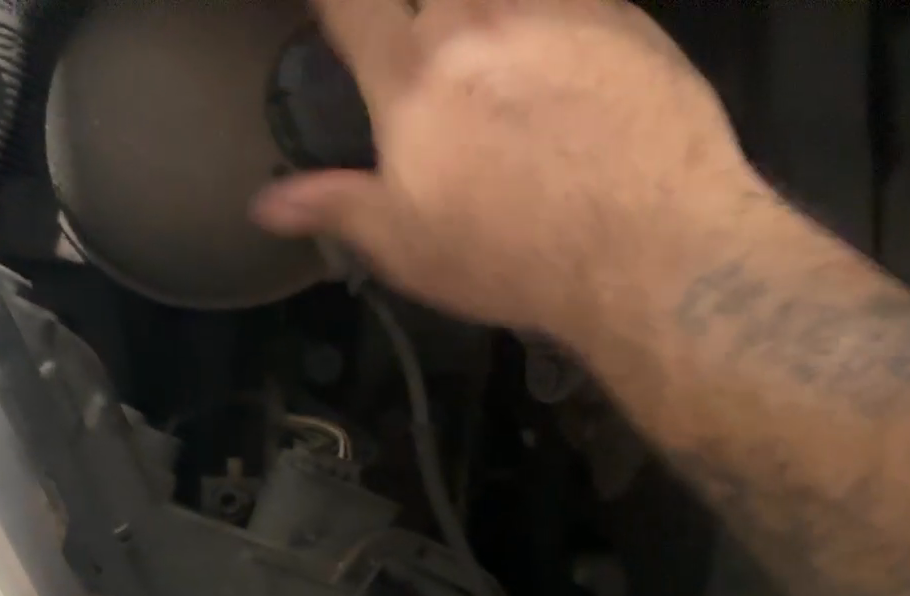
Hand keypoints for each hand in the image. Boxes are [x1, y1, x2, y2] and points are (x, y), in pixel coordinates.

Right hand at [253, 0, 761, 346]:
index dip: (336, 4)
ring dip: (484, 17)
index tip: (336, 12)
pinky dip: (553, 18)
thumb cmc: (509, 256)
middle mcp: (476, 20)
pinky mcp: (619, 14)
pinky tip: (558, 61)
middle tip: (422, 40)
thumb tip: (265, 203)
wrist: (643, 247)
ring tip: (492, 57)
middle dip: (417, 17)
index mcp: (413, 79)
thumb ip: (334, 208)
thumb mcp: (405, 247)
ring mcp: (553, 8)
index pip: (350, 5)